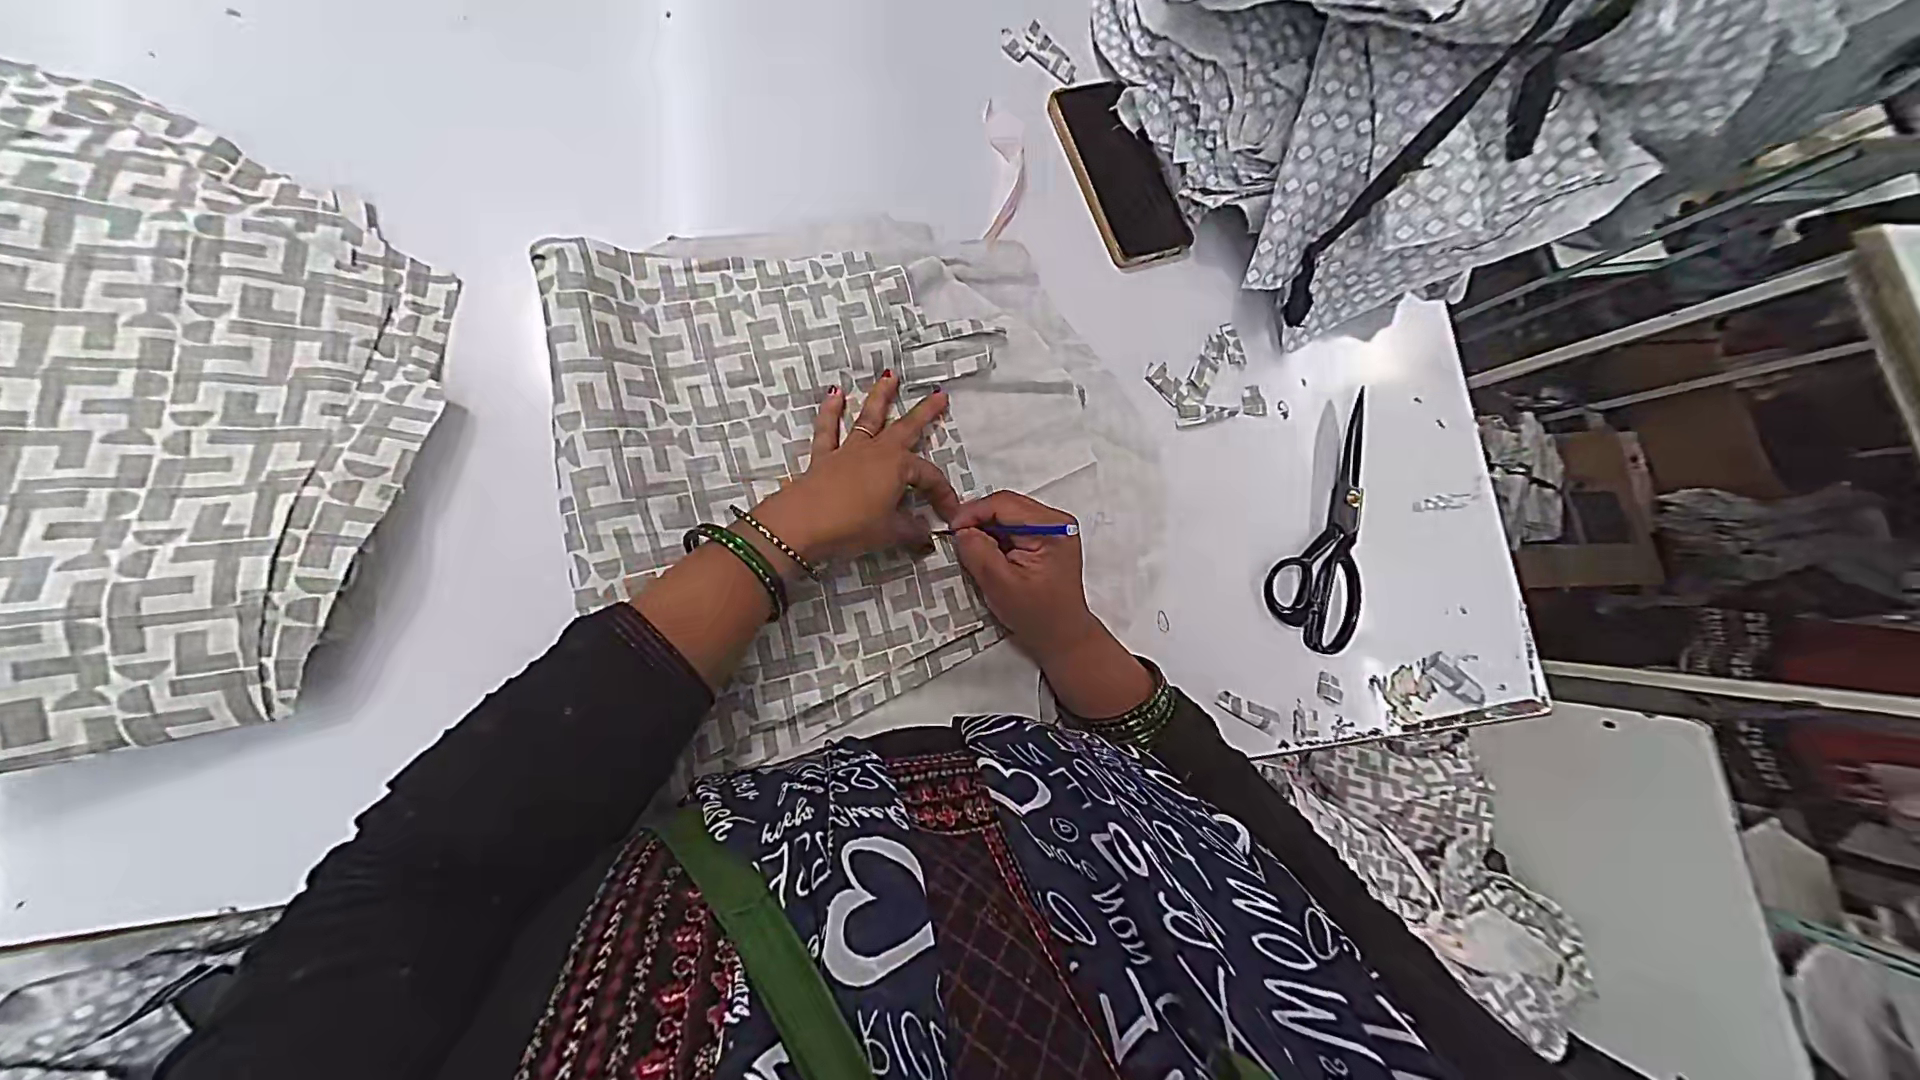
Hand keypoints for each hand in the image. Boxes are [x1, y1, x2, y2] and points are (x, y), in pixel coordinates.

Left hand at [744, 372, 959, 576]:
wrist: (803, 524)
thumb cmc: (852, 526)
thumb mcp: (890, 532)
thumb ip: (911, 531)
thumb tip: (926, 536)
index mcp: (898, 467)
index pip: (929, 478)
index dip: (943, 495)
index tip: (950, 515)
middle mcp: (876, 452)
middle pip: (906, 428)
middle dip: (925, 412)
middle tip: (939, 396)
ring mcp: (849, 451)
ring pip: (869, 418)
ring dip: (880, 397)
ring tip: (889, 376)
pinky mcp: (824, 458)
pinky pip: (829, 430)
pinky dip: (831, 412)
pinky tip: (835, 394)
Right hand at [948, 492, 1153, 718]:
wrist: (1062, 636)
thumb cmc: (1038, 615)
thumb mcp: (1000, 584)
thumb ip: (978, 551)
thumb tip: (961, 529)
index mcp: (1052, 527)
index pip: (1003, 503)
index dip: (972, 513)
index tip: (952, 530)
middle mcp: (1056, 521)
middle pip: (1005, 505)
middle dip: (978, 520)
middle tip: (958, 540)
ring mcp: (1051, 528)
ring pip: (1006, 514)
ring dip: (986, 529)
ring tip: (973, 551)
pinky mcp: (1044, 538)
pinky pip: (1011, 527)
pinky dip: (995, 537)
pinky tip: (988, 555)